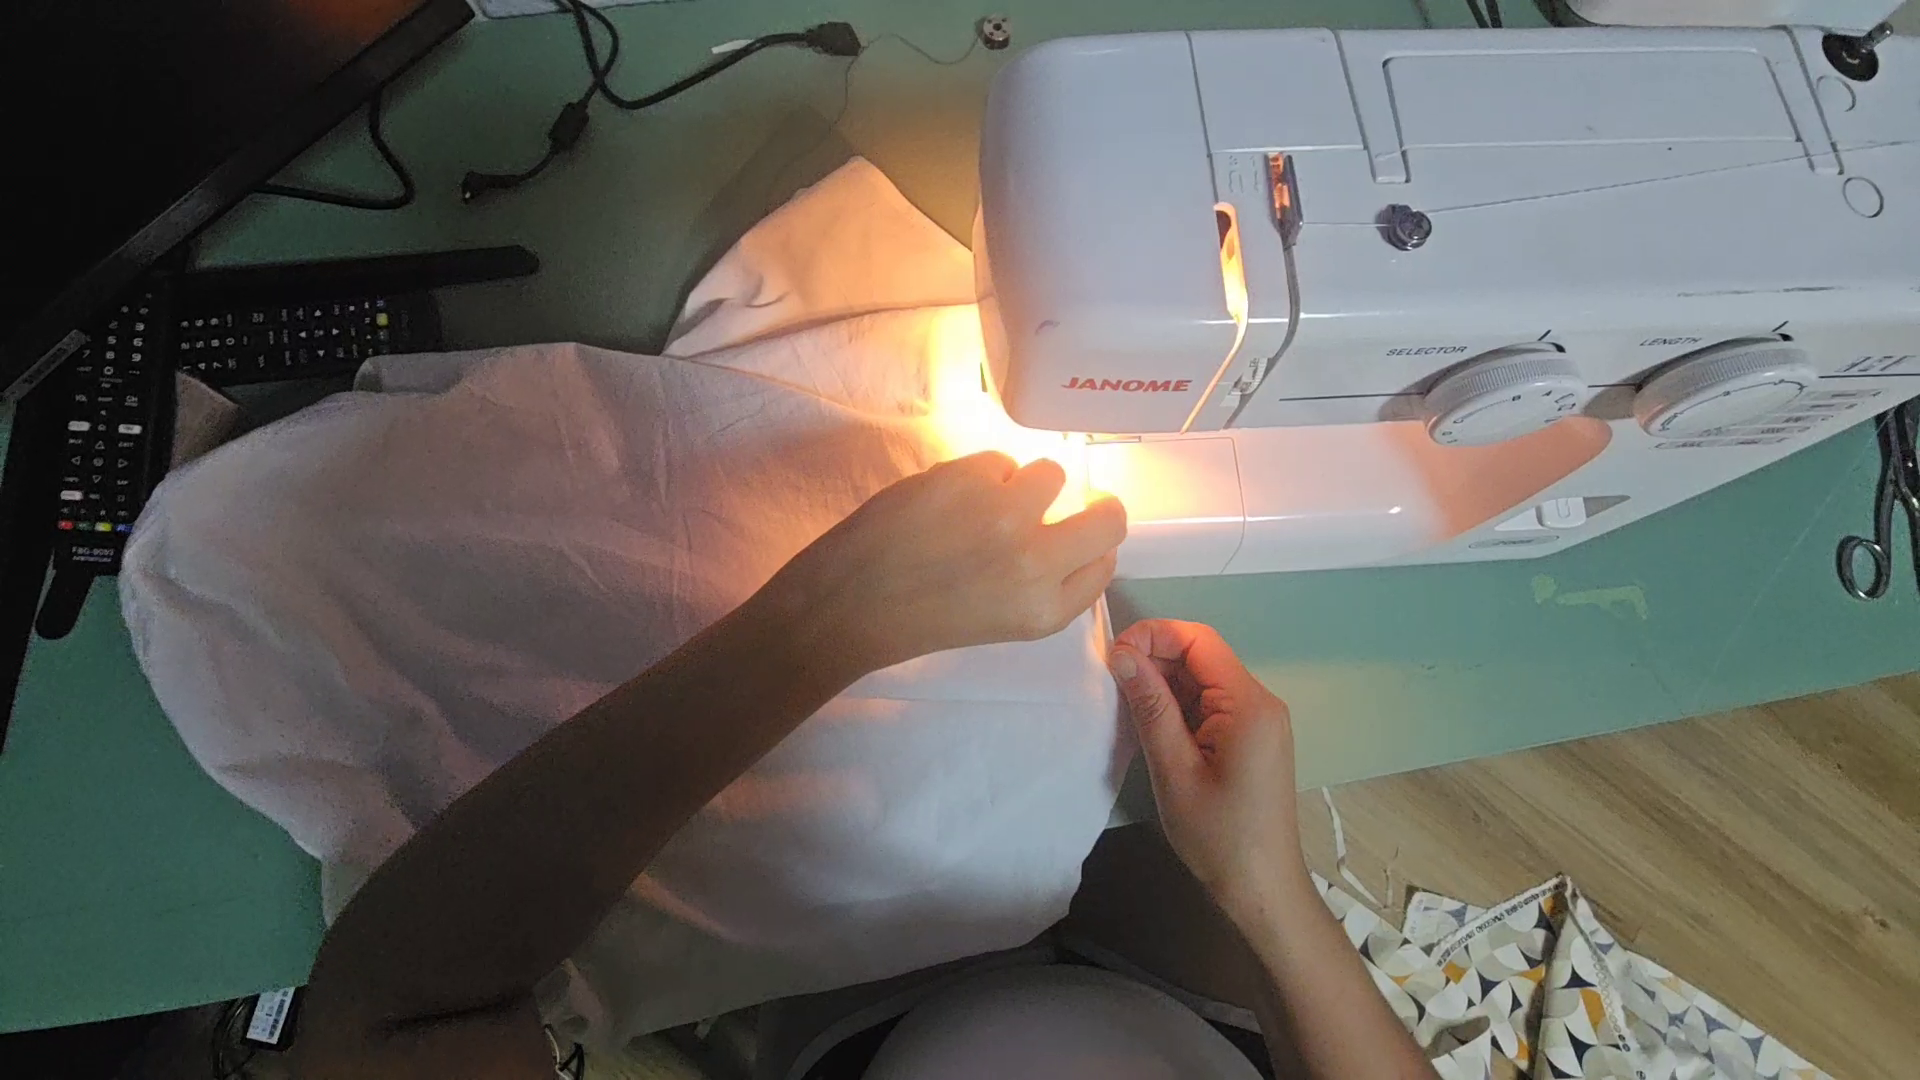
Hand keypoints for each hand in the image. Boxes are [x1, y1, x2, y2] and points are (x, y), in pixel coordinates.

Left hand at [772, 451, 1127, 672]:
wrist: (849, 603)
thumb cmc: (920, 619)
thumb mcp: (1000, 620)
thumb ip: (1043, 584)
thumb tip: (1069, 538)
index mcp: (1044, 611)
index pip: (1104, 566)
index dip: (1094, 545)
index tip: (1078, 535)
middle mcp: (1038, 562)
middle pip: (1108, 519)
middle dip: (1098, 507)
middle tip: (1065, 504)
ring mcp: (1006, 514)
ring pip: (1052, 474)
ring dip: (1026, 484)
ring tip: (987, 502)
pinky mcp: (970, 477)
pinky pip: (1001, 459)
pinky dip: (983, 474)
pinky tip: (951, 498)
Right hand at [1108, 619, 1309, 925]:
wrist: (1262, 891)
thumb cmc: (1218, 835)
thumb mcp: (1174, 769)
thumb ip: (1150, 706)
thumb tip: (1122, 653)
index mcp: (1248, 704)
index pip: (1199, 640)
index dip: (1154, 634)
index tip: (1114, 656)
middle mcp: (1259, 701)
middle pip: (1201, 654)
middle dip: (1154, 656)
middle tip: (1112, 679)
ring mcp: (1256, 719)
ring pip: (1201, 676)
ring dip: (1162, 679)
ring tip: (1125, 700)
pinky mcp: (1248, 736)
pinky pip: (1208, 700)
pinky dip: (1176, 701)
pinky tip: (1150, 719)